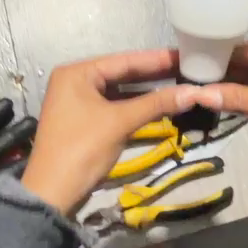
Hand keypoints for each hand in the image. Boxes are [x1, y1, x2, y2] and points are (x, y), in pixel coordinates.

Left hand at [21, 49, 197, 212]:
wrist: (53, 192)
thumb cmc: (82, 149)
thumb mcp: (120, 122)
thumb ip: (156, 104)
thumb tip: (194, 92)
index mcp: (77, 73)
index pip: (124, 60)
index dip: (157, 59)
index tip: (185, 54)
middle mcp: (75, 81)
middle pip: (122, 74)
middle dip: (155, 74)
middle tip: (188, 69)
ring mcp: (79, 102)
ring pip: (120, 92)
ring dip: (148, 92)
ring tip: (180, 84)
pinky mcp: (85, 121)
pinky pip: (116, 107)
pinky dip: (137, 106)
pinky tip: (160, 104)